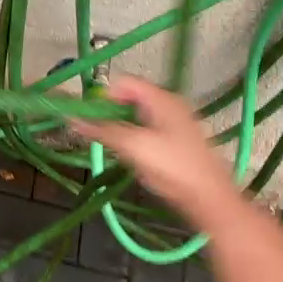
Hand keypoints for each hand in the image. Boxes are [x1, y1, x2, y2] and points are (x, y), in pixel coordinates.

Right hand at [71, 76, 237, 215]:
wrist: (211, 199)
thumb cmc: (172, 167)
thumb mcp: (132, 147)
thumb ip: (101, 131)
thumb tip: (71, 119)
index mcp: (161, 98)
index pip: (123, 82)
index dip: (103, 96)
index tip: (91, 117)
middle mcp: (169, 104)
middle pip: (129, 98)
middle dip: (111, 115)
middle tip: (102, 136)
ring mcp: (175, 123)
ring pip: (137, 117)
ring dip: (122, 130)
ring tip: (120, 151)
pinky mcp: (177, 141)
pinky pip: (148, 131)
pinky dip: (136, 140)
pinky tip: (137, 160)